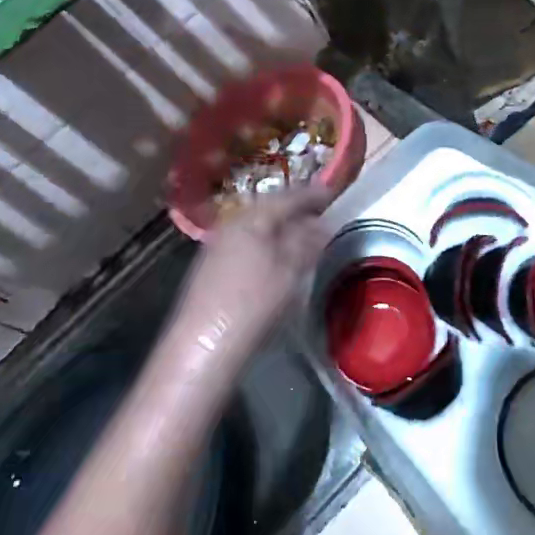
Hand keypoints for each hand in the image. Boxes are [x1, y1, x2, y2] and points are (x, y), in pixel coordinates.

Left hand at [164, 187, 331, 375]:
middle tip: (321, 214)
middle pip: (268, 210)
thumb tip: (320, 224)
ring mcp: (217, 246)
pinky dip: (266, 245)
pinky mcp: (211, 268)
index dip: (311, 195)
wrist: (203, 342)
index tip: (332, 191)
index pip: (286, 198)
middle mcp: (230, 225)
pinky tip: (276, 259)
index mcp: (249, 219)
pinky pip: (246, 244)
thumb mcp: (288, 272)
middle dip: (295, 211)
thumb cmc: (251, 303)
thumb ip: (306, 243)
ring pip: (256, 228)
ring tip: (304, 238)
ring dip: (280, 230)